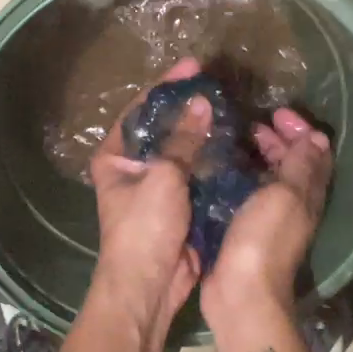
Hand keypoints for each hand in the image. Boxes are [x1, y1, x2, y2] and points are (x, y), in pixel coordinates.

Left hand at [88, 58, 210, 329]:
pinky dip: (215, 159)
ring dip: (205, 132)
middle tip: (220, 84)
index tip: (194, 65)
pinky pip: (199, 174)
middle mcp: (132, 168)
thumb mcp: (162, 177)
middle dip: (189, 108)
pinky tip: (238, 142)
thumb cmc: (144, 227)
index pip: (140, 111)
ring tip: (234, 107)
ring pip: (184, 151)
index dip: (167, 86)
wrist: (149, 285)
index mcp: (114, 157)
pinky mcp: (180, 205)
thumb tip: (201, 103)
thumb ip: (182, 140)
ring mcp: (157, 187)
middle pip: (163, 129)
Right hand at [203, 108, 332, 318]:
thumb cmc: (263, 240)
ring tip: (234, 139)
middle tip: (252, 122)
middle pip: (293, 164)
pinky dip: (240, 175)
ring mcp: (270, 220)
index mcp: (308, 195)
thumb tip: (315, 137)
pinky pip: (247, 193)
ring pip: (270, 178)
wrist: (240, 293)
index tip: (275, 111)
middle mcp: (294, 206)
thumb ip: (300, 165)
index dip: (299, 129)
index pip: (314, 153)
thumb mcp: (286, 196)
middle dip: (278, 140)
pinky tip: (219, 170)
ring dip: (259, 156)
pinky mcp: (245, 231)